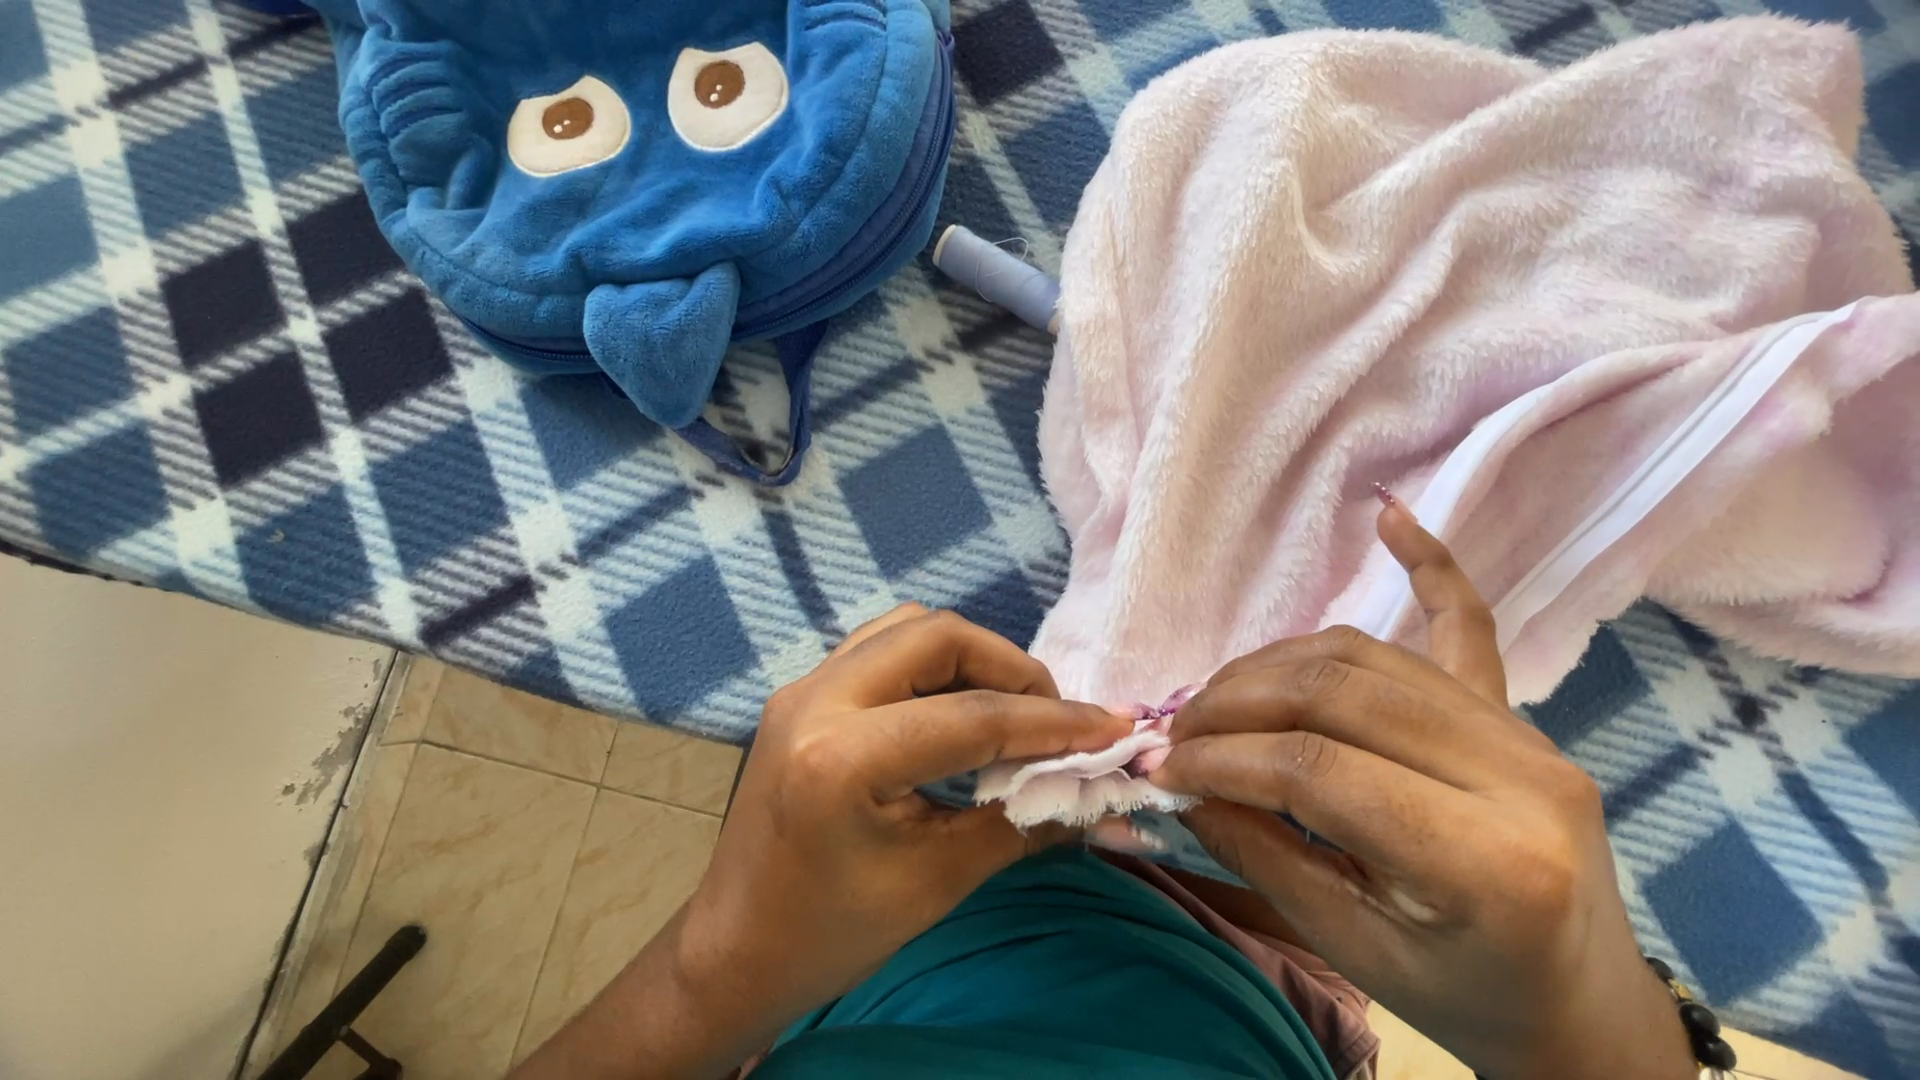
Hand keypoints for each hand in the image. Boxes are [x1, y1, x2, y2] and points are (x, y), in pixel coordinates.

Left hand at [510, 605, 1132, 1079]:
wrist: (735, 949)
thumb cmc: (832, 933)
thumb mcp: (938, 881)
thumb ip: (1021, 822)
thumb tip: (1095, 787)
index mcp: (842, 758)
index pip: (971, 718)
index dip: (1051, 722)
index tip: (1109, 727)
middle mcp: (816, 699)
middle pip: (937, 636)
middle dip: (1009, 667)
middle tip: (1053, 716)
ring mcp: (802, 688)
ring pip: (907, 629)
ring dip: (970, 657)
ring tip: (1010, 708)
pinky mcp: (801, 693)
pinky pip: (880, 647)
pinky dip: (932, 664)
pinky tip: (956, 707)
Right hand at [1151, 504, 1694, 1079]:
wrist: (1583, 1010)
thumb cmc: (1465, 999)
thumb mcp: (1349, 948)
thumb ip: (1258, 851)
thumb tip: (1178, 780)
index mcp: (1486, 860)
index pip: (1319, 770)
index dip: (1225, 757)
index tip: (1163, 766)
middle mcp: (1519, 774)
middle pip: (1338, 693)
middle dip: (1236, 702)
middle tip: (1180, 730)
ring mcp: (1524, 733)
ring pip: (1367, 657)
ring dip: (1275, 664)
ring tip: (1220, 695)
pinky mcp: (1518, 716)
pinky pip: (1468, 626)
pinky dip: (1430, 567)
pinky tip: (1389, 518)